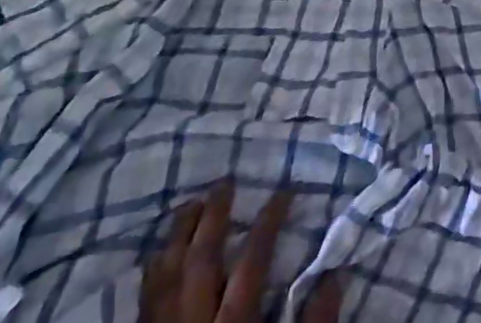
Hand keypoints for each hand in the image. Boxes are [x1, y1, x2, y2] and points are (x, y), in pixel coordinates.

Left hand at [141, 182, 341, 322]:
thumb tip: (336, 275)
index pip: (252, 261)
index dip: (269, 221)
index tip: (285, 191)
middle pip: (201, 260)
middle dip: (214, 216)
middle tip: (226, 182)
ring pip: (165, 274)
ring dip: (178, 234)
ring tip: (192, 203)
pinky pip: (144, 297)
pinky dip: (154, 267)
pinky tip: (162, 249)